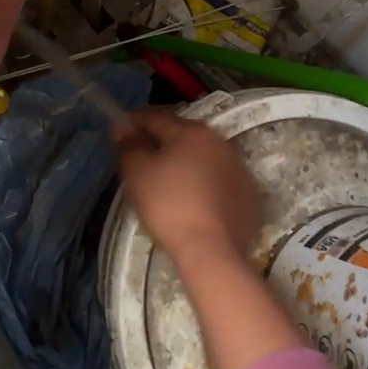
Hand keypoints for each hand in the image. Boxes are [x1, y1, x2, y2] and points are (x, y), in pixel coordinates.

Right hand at [118, 109, 260, 267]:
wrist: (211, 250)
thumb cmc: (168, 205)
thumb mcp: (137, 173)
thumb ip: (128, 145)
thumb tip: (123, 128)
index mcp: (191, 131)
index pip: (155, 118)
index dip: (133, 123)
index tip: (119, 132)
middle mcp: (219, 142)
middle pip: (181, 134)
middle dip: (160, 140)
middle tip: (140, 157)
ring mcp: (238, 168)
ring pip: (202, 156)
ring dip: (184, 160)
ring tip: (166, 179)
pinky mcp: (247, 194)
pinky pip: (217, 179)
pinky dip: (202, 181)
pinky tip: (191, 199)